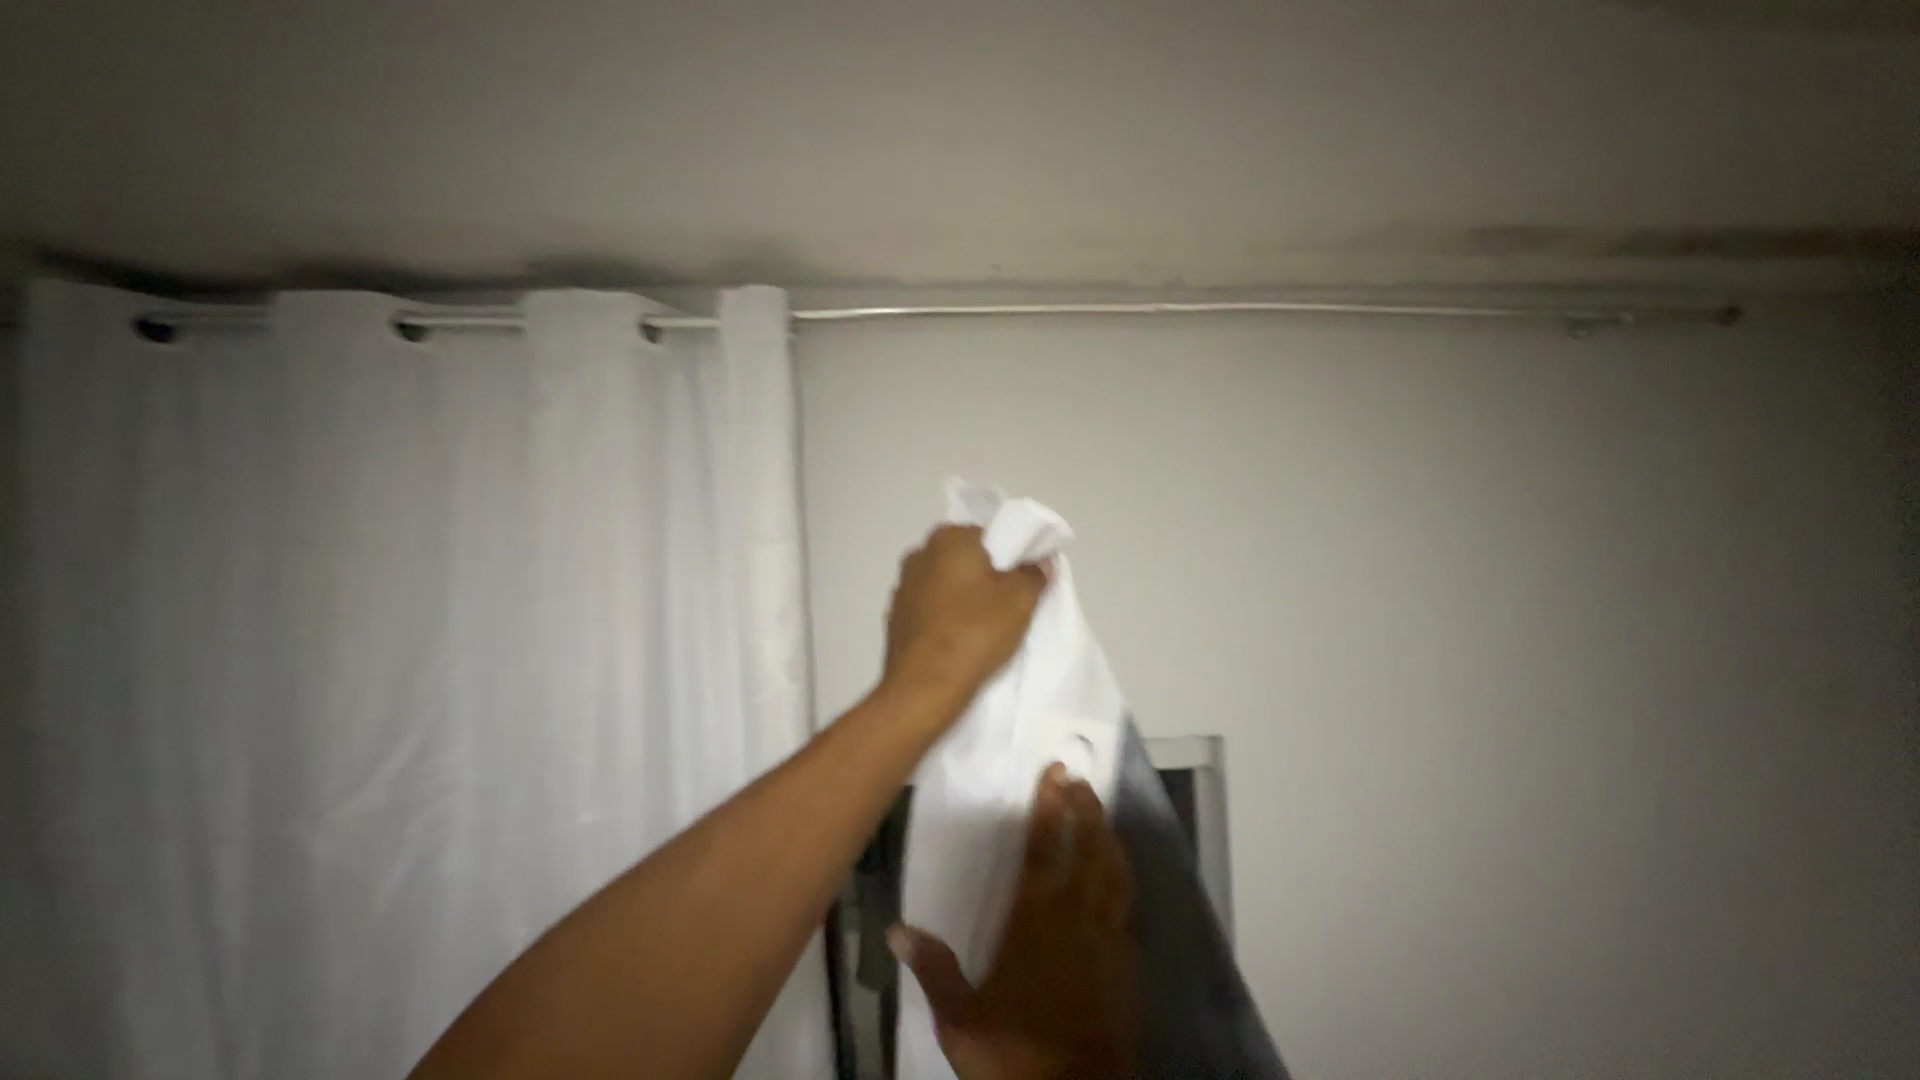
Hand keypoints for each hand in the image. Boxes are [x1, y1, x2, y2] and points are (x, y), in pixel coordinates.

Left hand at [882, 524, 1046, 710]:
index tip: (1022, 584)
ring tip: (984, 628)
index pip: (988, 536)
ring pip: (945, 586)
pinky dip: (945, 619)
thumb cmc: (975, 633)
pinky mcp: (894, 618)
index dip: (1010, 558)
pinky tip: (959, 642)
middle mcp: (918, 554)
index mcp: (948, 539)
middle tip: (1008, 606)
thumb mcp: (1021, 600)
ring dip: (963, 599)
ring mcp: (901, 587)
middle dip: (985, 577)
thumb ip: (1034, 574)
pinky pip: (930, 611)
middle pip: (964, 560)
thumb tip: (1038, 562)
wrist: (923, 688)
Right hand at [891, 764, 1136, 1079]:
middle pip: (1086, 849)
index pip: (1042, 850)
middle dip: (1084, 808)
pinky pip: (1127, 906)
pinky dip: (1123, 879)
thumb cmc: (1016, 1055)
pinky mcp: (1128, 964)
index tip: (1053, 772)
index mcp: (1035, 923)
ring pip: (1114, 873)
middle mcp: (1077, 919)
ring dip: (1108, 836)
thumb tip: (897, 928)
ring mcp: (1108, 940)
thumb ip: (934, 970)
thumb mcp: (961, 1021)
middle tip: (1080, 778)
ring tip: (1101, 811)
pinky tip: (1118, 877)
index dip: (1048, 807)